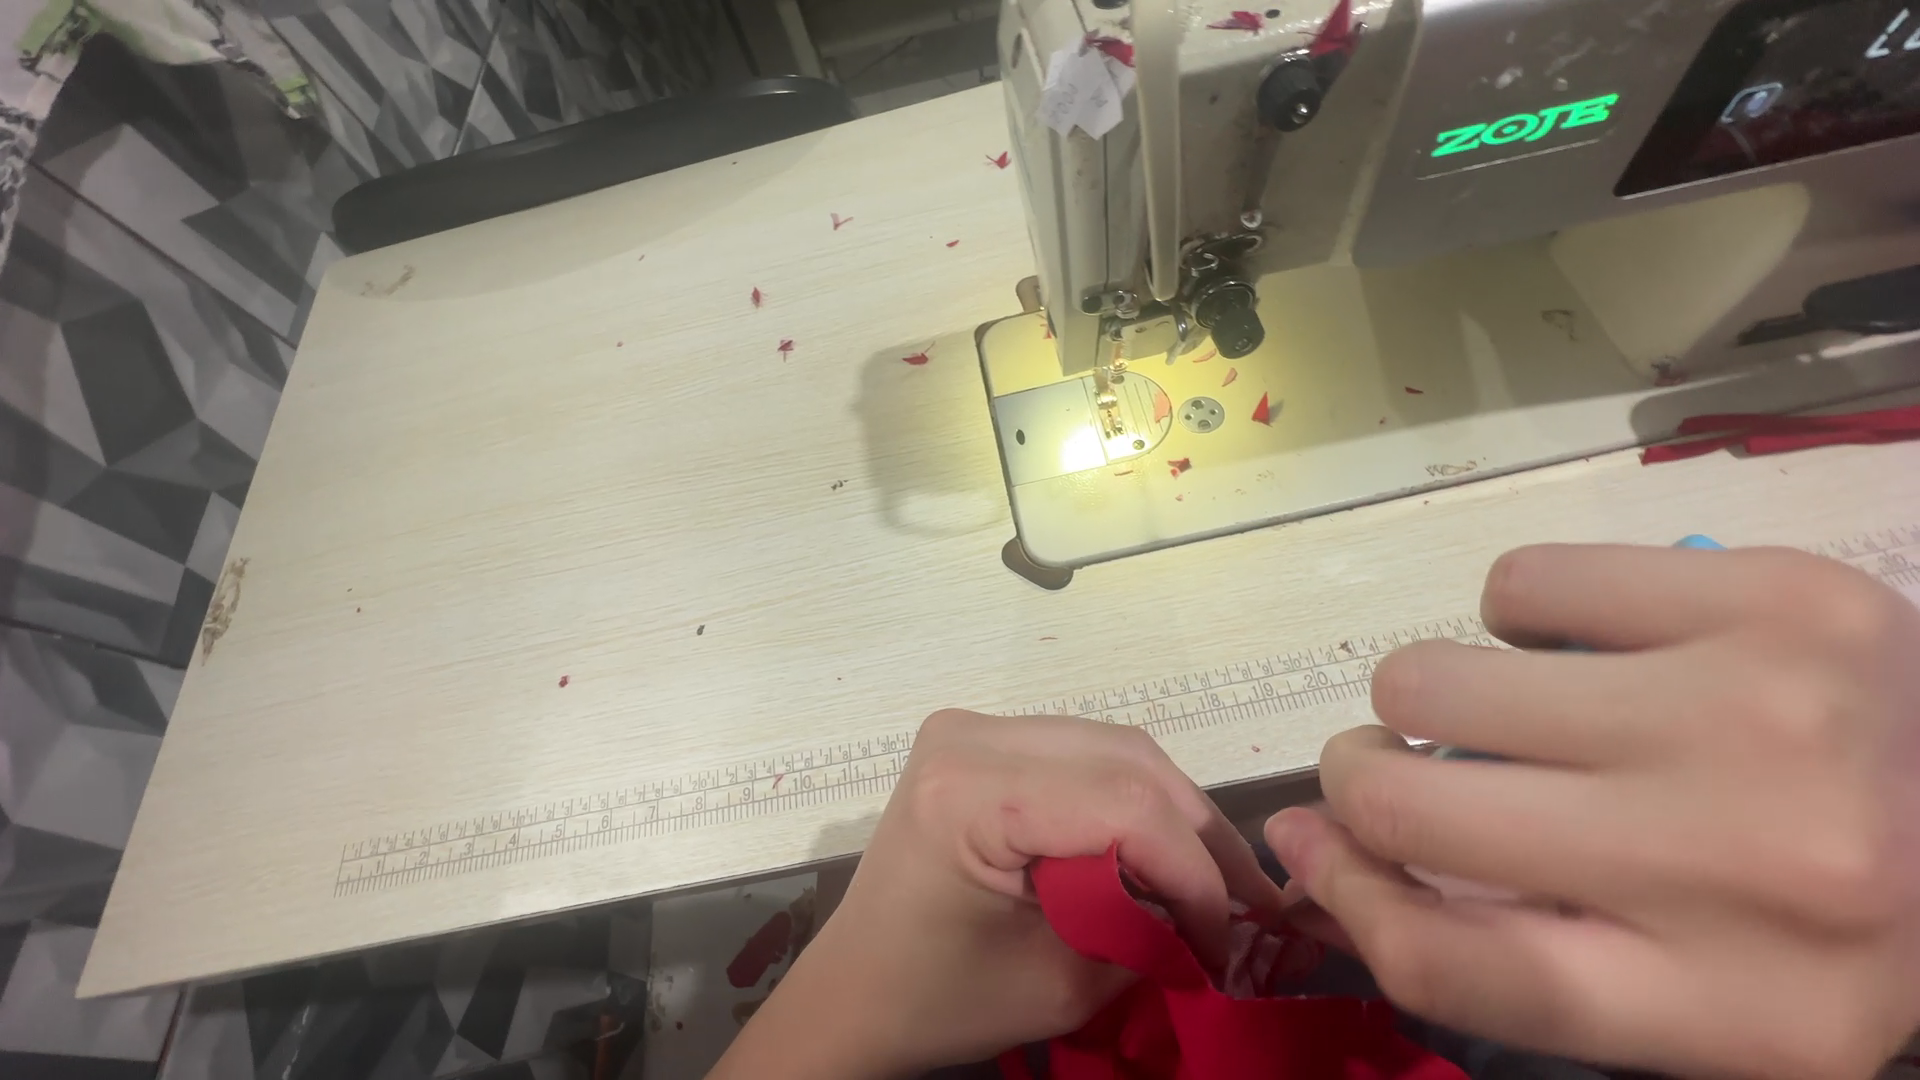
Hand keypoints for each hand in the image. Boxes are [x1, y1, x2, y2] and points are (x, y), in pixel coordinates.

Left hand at [709, 710, 1285, 1079]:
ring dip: (1169, 811)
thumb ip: (1149, 932)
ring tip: (1207, 877)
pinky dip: (1129, 799)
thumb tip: (1217, 906)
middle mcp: (969, 734)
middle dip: (1194, 832)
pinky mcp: (982, 737)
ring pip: (1113, 747)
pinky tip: (1153, 847)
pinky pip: (1083, 752)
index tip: (1226, 936)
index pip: (1122, 804)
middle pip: (1125, 758)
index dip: (1192, 869)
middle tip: (1241, 900)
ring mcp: (972, 726)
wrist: (857, 984)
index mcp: (968, 792)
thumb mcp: (1062, 983)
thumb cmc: (939, 997)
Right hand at [1264, 544, 1919, 1079]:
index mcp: (1731, 1014)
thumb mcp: (1656, 976)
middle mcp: (1752, 868)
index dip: (1340, 893)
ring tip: (1521, 707)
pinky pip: (1516, 582)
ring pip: (1426, 678)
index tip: (1313, 841)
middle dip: (1363, 767)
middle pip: (1400, 806)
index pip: (1439, 962)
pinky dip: (1521, 614)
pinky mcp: (1776, 596)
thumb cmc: (1801, 905)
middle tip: (1407, 756)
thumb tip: (1296, 832)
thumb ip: (1465, 928)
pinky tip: (1596, 644)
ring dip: (1434, 693)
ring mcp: (1766, 716)